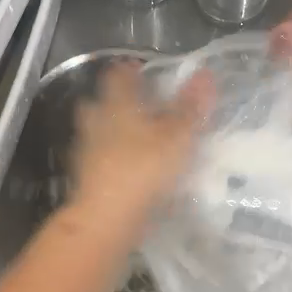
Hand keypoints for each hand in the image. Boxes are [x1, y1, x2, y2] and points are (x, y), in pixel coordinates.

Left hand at [67, 60, 212, 231]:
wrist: (106, 220)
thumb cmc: (143, 171)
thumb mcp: (177, 138)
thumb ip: (191, 108)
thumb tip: (206, 73)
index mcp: (116, 104)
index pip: (119, 74)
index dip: (132, 71)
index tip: (146, 75)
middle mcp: (96, 122)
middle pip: (101, 103)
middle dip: (118, 105)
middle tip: (139, 111)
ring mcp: (86, 153)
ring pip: (98, 135)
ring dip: (113, 136)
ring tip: (136, 146)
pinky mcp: (85, 182)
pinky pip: (99, 164)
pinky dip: (112, 165)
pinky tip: (129, 176)